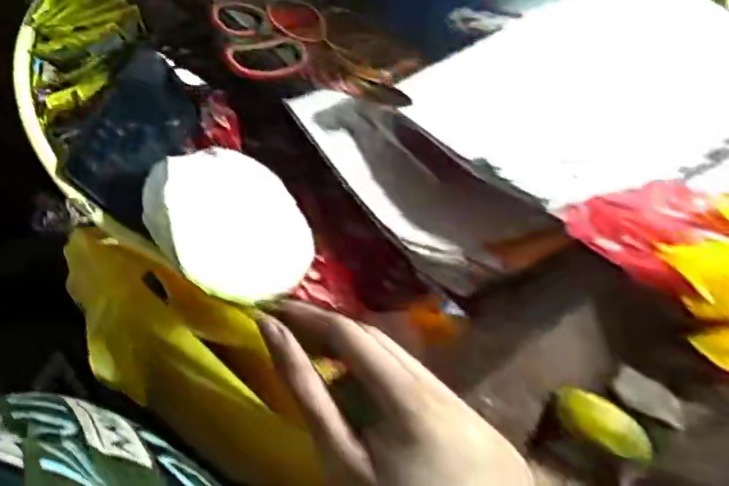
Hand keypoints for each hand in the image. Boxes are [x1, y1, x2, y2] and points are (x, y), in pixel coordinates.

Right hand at [260, 301, 531, 485]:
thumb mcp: (337, 451)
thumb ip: (302, 383)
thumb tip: (266, 323)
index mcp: (416, 404)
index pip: (351, 333)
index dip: (307, 315)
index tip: (270, 309)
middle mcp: (454, 402)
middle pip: (381, 341)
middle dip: (331, 330)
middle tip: (290, 332)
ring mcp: (481, 421)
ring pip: (408, 363)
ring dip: (361, 354)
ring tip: (325, 365)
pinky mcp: (495, 440)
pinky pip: (431, 390)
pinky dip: (391, 380)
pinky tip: (371, 402)